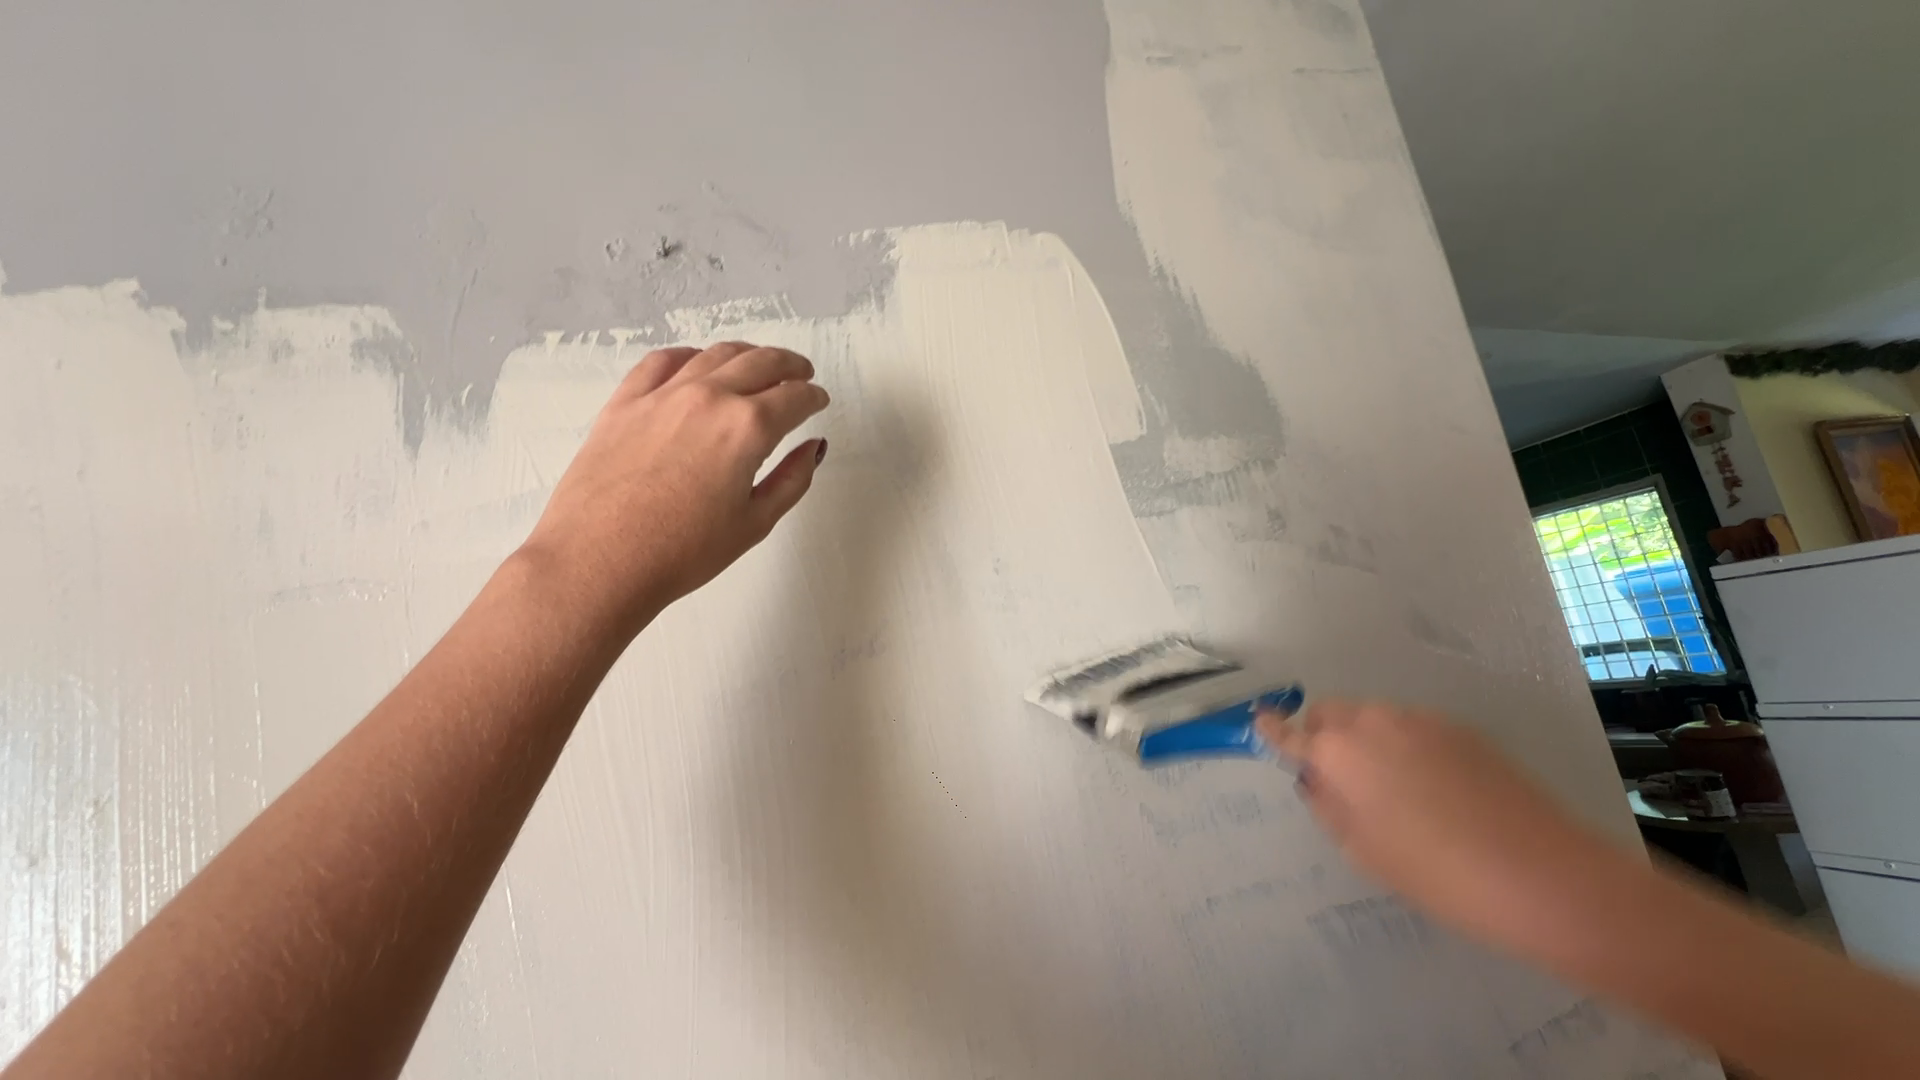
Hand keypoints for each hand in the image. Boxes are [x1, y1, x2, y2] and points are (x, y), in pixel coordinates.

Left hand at [519, 342, 829, 636]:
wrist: (599, 561)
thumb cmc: (683, 552)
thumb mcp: (754, 523)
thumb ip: (792, 480)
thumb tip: (813, 448)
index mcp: (747, 428)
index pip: (795, 398)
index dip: (814, 397)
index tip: (819, 400)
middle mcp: (709, 398)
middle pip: (760, 363)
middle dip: (789, 365)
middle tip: (801, 373)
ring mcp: (663, 395)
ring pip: (714, 354)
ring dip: (746, 354)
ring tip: (757, 363)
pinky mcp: (625, 402)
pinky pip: (662, 362)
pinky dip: (689, 355)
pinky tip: (696, 363)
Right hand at [1257, 701, 1608, 934]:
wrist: (1541, 874)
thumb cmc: (1436, 873)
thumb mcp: (1363, 851)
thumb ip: (1328, 806)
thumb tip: (1317, 779)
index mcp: (1339, 752)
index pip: (1290, 730)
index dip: (1272, 728)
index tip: (1261, 723)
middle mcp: (1373, 722)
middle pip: (1331, 712)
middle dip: (1322, 732)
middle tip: (1335, 774)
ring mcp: (1421, 720)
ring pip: (1373, 716)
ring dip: (1364, 737)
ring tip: (1388, 784)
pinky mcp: (1461, 729)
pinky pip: (1412, 726)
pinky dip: (1403, 743)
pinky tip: (1429, 785)